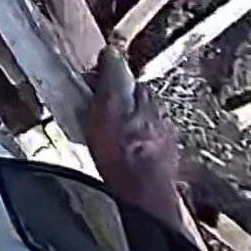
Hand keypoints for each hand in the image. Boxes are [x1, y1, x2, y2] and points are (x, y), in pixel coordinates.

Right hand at [84, 46, 186, 232]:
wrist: (143, 199)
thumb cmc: (122, 153)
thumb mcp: (107, 105)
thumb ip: (111, 76)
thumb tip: (111, 51)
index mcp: (145, 96)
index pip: (121, 72)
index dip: (100, 76)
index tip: (86, 84)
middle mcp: (159, 113)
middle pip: (131, 94)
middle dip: (113, 97)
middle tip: (91, 108)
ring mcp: (164, 136)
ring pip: (137, 116)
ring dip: (121, 119)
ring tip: (102, 131)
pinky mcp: (163, 158)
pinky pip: (141, 138)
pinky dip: (129, 139)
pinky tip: (117, 150)